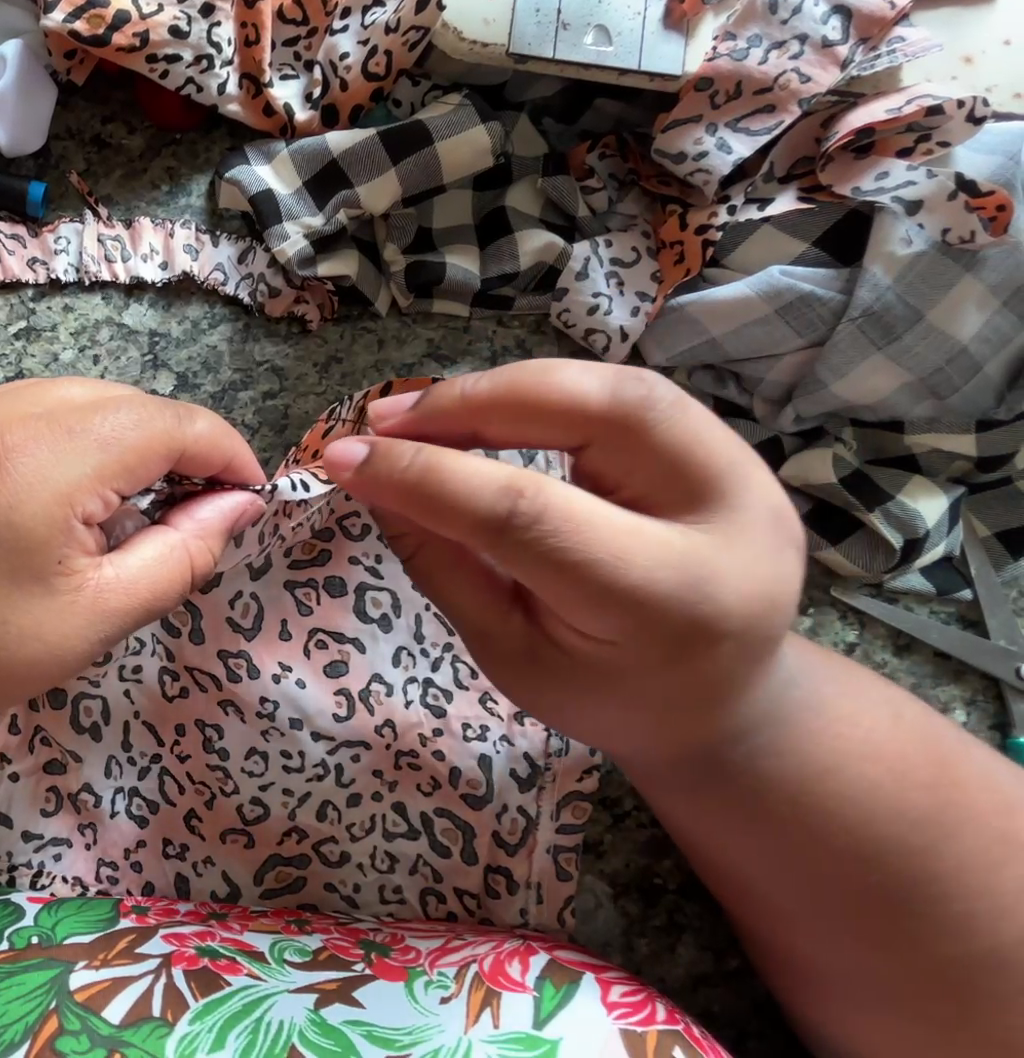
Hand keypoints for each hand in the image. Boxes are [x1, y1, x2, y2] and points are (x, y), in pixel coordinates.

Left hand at [0, 378, 267, 770]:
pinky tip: (80, 492)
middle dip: (180, 446)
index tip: (251, 496)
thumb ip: (181, 554)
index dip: (224, 451)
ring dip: (131, 438)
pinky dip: (80, 436)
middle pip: (128, 402)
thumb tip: (238, 506)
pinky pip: (38, 407)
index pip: (167, 422)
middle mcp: (4, 412)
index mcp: (44, 460)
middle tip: (199, 510)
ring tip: (143, 504)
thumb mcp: (97, 619)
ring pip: (85, 397)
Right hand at [319, 360, 805, 765]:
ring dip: (501, 389)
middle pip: (596, 411)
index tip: (343, 458)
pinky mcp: (728, 445)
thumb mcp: (504, 649)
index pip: (524, 512)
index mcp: (662, 597)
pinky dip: (535, 394)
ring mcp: (742, 469)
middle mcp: (725, 516)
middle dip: (474, 402)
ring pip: (613, 385)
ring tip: (418, 412)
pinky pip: (619, 393)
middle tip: (385, 419)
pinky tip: (478, 411)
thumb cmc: (601, 692)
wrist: (719, 699)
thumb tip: (371, 484)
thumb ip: (443, 562)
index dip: (423, 475)